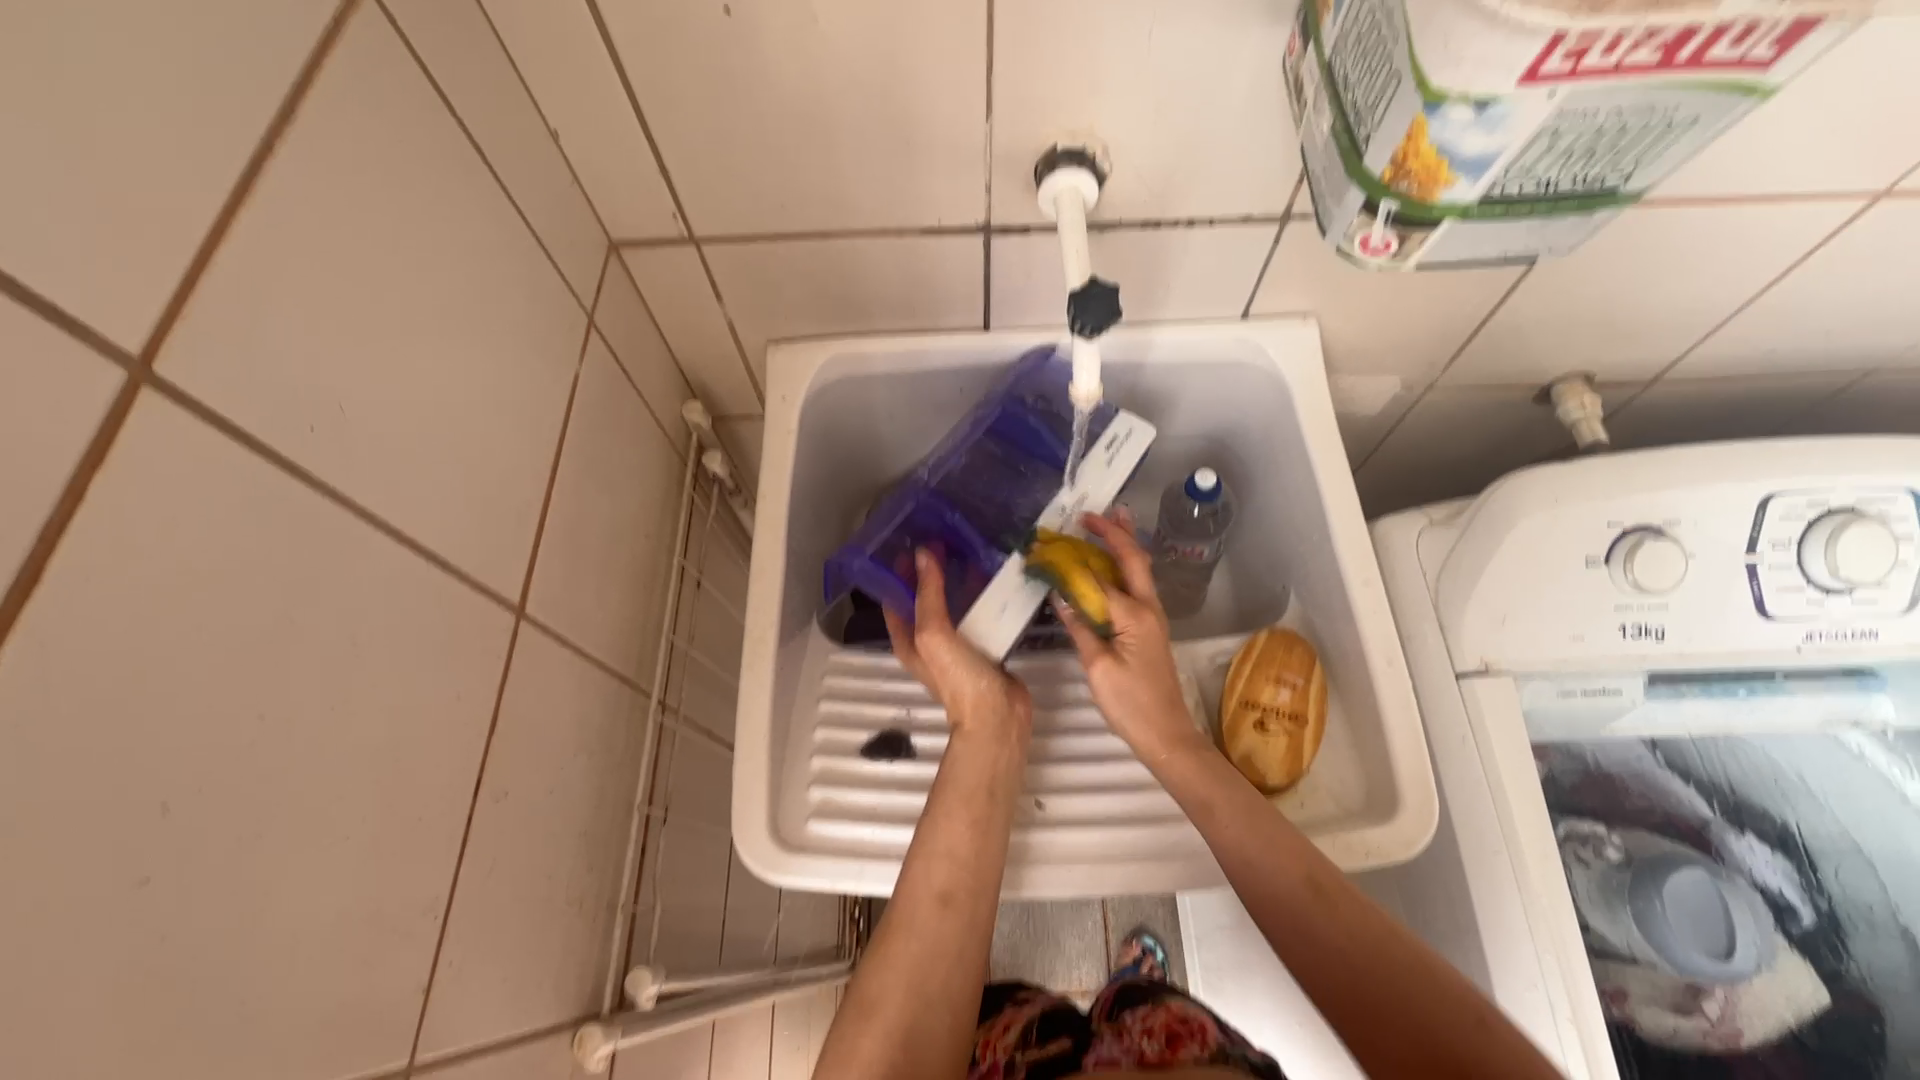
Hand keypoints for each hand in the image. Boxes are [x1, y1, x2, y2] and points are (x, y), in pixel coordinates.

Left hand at [884, 549, 1032, 739]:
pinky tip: (995, 576)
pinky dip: (984, 596)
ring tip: (970, 548)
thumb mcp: (933, 633)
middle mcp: (929, 640)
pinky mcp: (983, 646)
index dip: (899, 570)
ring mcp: (957, 644)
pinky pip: (980, 614)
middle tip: (944, 537)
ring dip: (960, 579)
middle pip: (925, 598)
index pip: (895, 597)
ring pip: (955, 604)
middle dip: (931, 570)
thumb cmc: (958, 678)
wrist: (997, 717)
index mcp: (908, 639)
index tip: (911, 540)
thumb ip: (928, 594)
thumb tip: (923, 553)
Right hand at [1055, 511, 1208, 765]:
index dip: (1073, 561)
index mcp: (1134, 615)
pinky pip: (1137, 587)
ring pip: (1140, 570)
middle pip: (1134, 559)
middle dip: (1114, 533)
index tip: (1048, 547)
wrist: (1166, 733)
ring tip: (1113, 520)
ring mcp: (1153, 618)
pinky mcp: (1150, 629)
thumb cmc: (1130, 704)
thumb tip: (1061, 598)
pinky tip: (1116, 563)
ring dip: (1125, 544)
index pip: (1099, 578)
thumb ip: (1080, 629)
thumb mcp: (1098, 668)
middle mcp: (1148, 609)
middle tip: (1091, 514)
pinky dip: (1126, 567)